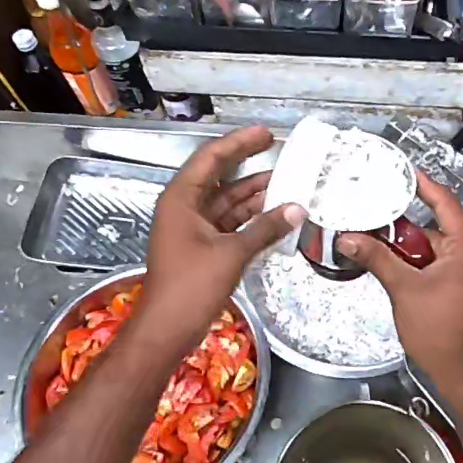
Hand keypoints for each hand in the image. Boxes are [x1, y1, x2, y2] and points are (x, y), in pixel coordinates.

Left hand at [139, 126, 301, 347]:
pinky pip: (228, 223)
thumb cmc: (190, 286)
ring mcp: (192, 228)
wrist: (167, 328)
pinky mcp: (201, 247)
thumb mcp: (231, 253)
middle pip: (219, 177)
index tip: (266, 134)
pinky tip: (274, 216)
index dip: (239, 143)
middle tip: (279, 153)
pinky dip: (250, 219)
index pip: (211, 158)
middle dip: (249, 166)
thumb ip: (265, 228)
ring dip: (254, 195)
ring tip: (287, 185)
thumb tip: (296, 210)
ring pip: (226, 202)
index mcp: (181, 198)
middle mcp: (184, 208)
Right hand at [335, 174, 462, 386]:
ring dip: (397, 240)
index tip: (401, 168)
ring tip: (365, 226)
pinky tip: (377, 254)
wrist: (456, 369)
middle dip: (399, 216)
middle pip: (430, 223)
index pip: (444, 202)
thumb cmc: (438, 328)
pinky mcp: (446, 283)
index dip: (423, 184)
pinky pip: (423, 261)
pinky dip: (403, 257)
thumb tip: (346, 237)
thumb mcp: (404, 289)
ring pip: (423, 244)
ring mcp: (456, 269)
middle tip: (369, 201)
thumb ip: (377, 259)